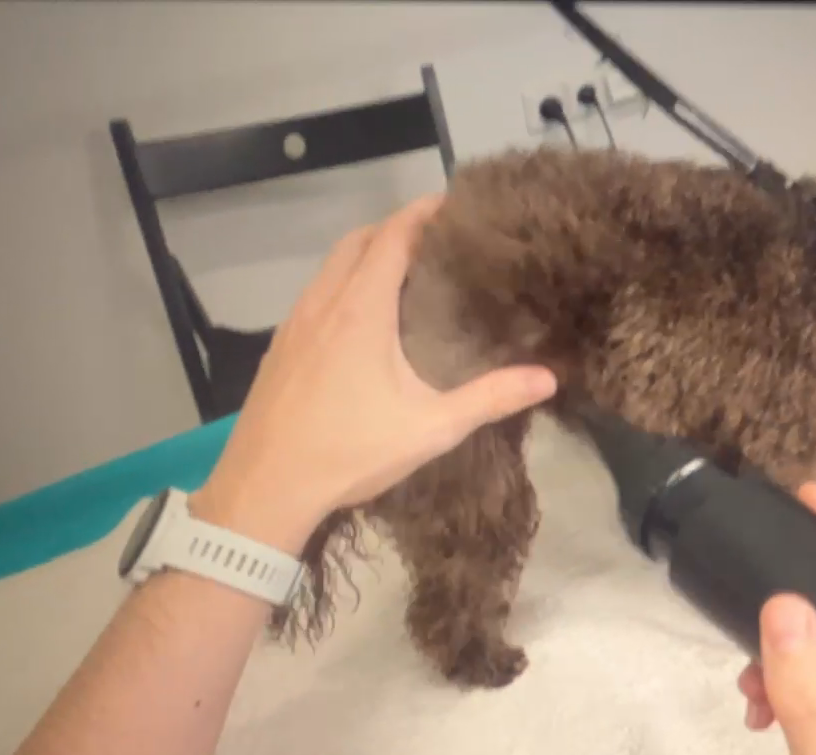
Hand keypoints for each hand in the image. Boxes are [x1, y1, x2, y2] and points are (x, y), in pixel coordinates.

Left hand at [191, 195, 557, 550]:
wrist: (267, 487)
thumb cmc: (352, 451)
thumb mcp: (432, 428)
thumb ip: (490, 399)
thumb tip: (548, 378)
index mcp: (360, 310)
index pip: (392, 238)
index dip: (422, 214)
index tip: (452, 205)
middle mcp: (322, 303)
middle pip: (357, 242)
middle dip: (395, 229)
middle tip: (435, 242)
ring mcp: (294, 324)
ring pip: (330, 268)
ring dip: (365, 256)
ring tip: (403, 274)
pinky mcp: (280, 348)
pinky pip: (314, 295)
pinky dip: (342, 285)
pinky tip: (360, 321)